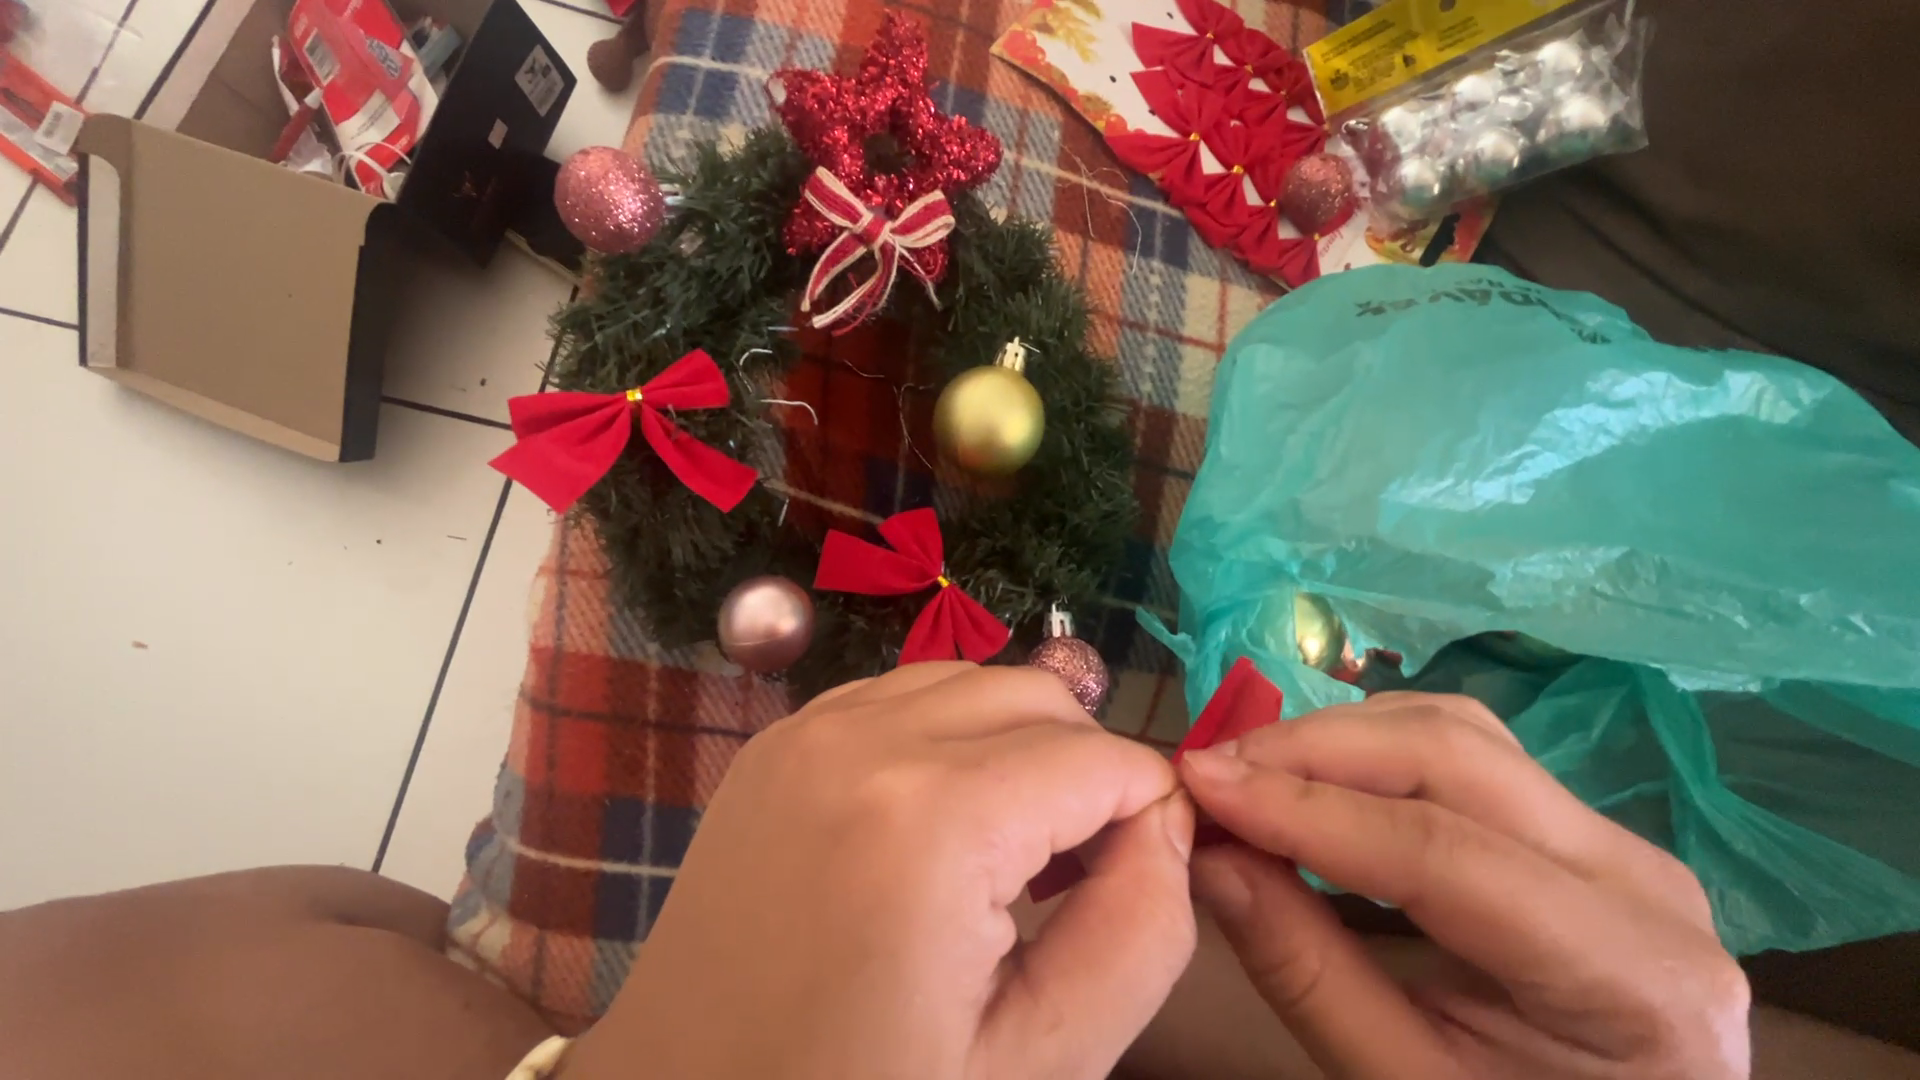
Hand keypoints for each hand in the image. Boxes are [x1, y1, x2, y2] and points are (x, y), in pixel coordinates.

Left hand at [567, 663, 1196, 1079]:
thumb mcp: (1040, 1064)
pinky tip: (932, 821)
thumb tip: (1162, 820)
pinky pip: (900, 696)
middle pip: (1041, 696)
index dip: (1146, 818)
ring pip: (972, 682)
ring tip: (1002, 848)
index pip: (1105, 759)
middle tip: (1071, 873)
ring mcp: (808, 726)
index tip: (1130, 887)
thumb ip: (1140, 931)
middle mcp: (865, 735)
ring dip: (1017, 747)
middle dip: (1086, 770)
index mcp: (933, 818)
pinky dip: (947, 736)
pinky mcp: (777, 739)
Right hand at [1178, 692, 1750, 1079]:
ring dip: (1333, 736)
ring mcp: (1608, 838)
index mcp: (1631, 977)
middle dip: (1309, 749)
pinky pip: (1457, 745)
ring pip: (1452, 729)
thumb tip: (1209, 858)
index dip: (1302, 808)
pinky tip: (1309, 776)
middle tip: (1210, 771)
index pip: (1440, 851)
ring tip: (1247, 772)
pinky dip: (1364, 744)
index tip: (1197, 781)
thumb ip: (1304, 971)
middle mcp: (1638, 877)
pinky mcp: (1567, 824)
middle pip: (1451, 753)